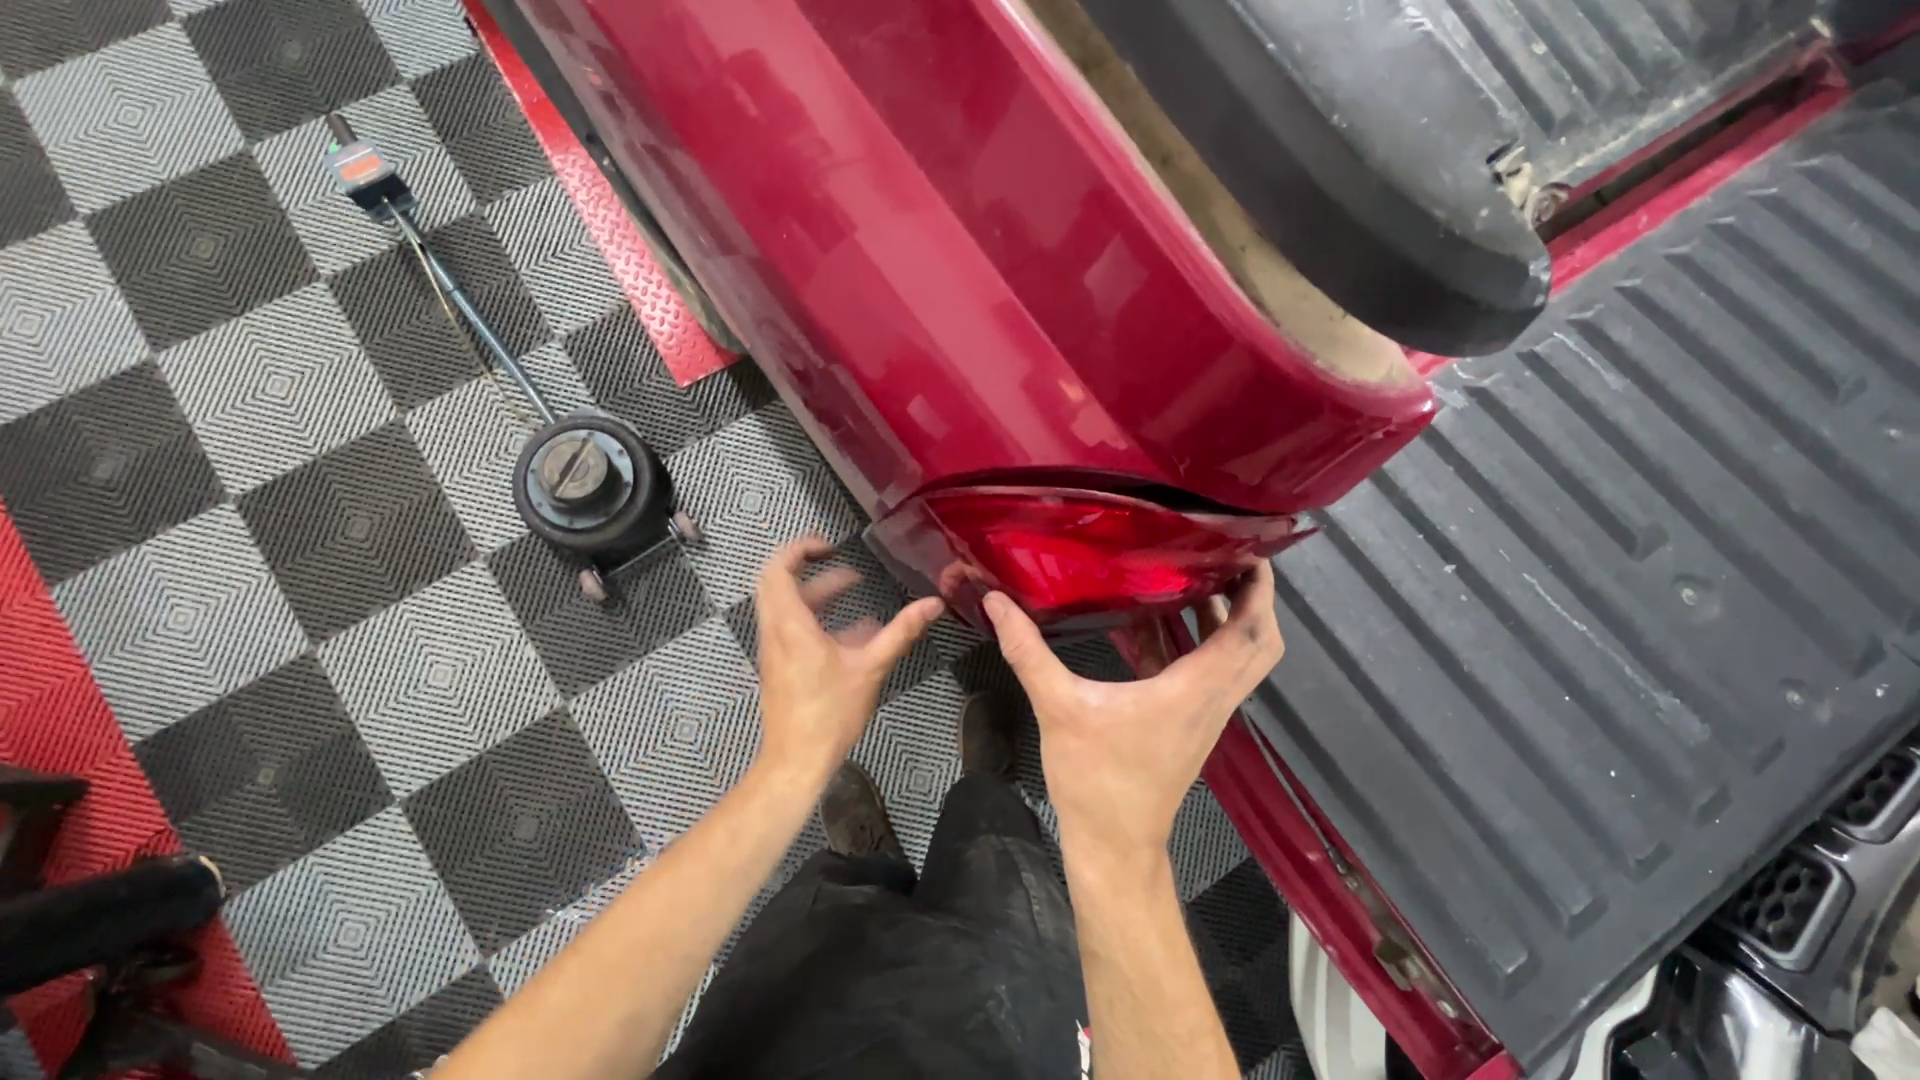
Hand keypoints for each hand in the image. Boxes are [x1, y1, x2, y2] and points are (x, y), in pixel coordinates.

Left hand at [753, 536, 945, 783]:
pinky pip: (790, 626)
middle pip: (777, 582)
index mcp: (791, 625)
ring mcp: (774, 649)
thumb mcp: (871, 667)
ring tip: (853, 588)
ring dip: (816, 592)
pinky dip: (815, 616)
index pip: (778, 568)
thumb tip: (933, 605)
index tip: (828, 543)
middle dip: (808, 565)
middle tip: (838, 558)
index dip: (798, 547)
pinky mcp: (779, 665)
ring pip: (785, 605)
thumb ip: (901, 632)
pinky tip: (852, 629)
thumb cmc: (830, 713)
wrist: (797, 759)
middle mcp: (775, 631)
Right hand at [982, 564, 1283, 869]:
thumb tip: (997, 603)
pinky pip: (1205, 674)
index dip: (1258, 589)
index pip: (1248, 632)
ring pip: (1236, 660)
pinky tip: (1156, 623)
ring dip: (1226, 620)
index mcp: (1194, 689)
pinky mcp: (1187, 725)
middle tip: (1227, 558)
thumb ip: (1028, 652)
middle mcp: (1211, 699)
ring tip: (1197, 575)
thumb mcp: (1058, 708)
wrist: (1113, 844)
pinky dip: (1194, 645)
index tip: (1249, 549)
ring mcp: (1203, 714)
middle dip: (1252, 599)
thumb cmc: (1096, 779)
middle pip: (1257, 644)